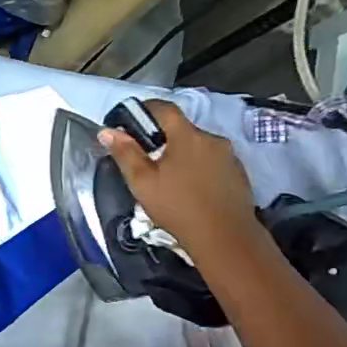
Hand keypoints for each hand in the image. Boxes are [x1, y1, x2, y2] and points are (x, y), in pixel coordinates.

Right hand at [99, 99, 262, 258]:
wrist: (224, 238)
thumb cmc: (177, 207)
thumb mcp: (142, 182)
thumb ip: (125, 153)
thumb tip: (108, 131)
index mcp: (187, 136)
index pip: (165, 108)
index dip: (146, 109)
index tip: (130, 121)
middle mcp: (212, 139)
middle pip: (182, 129)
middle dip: (163, 138)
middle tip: (147, 160)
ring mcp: (229, 156)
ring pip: (198, 146)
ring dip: (182, 155)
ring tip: (169, 179)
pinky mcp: (238, 173)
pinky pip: (213, 162)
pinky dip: (199, 168)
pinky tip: (190, 189)